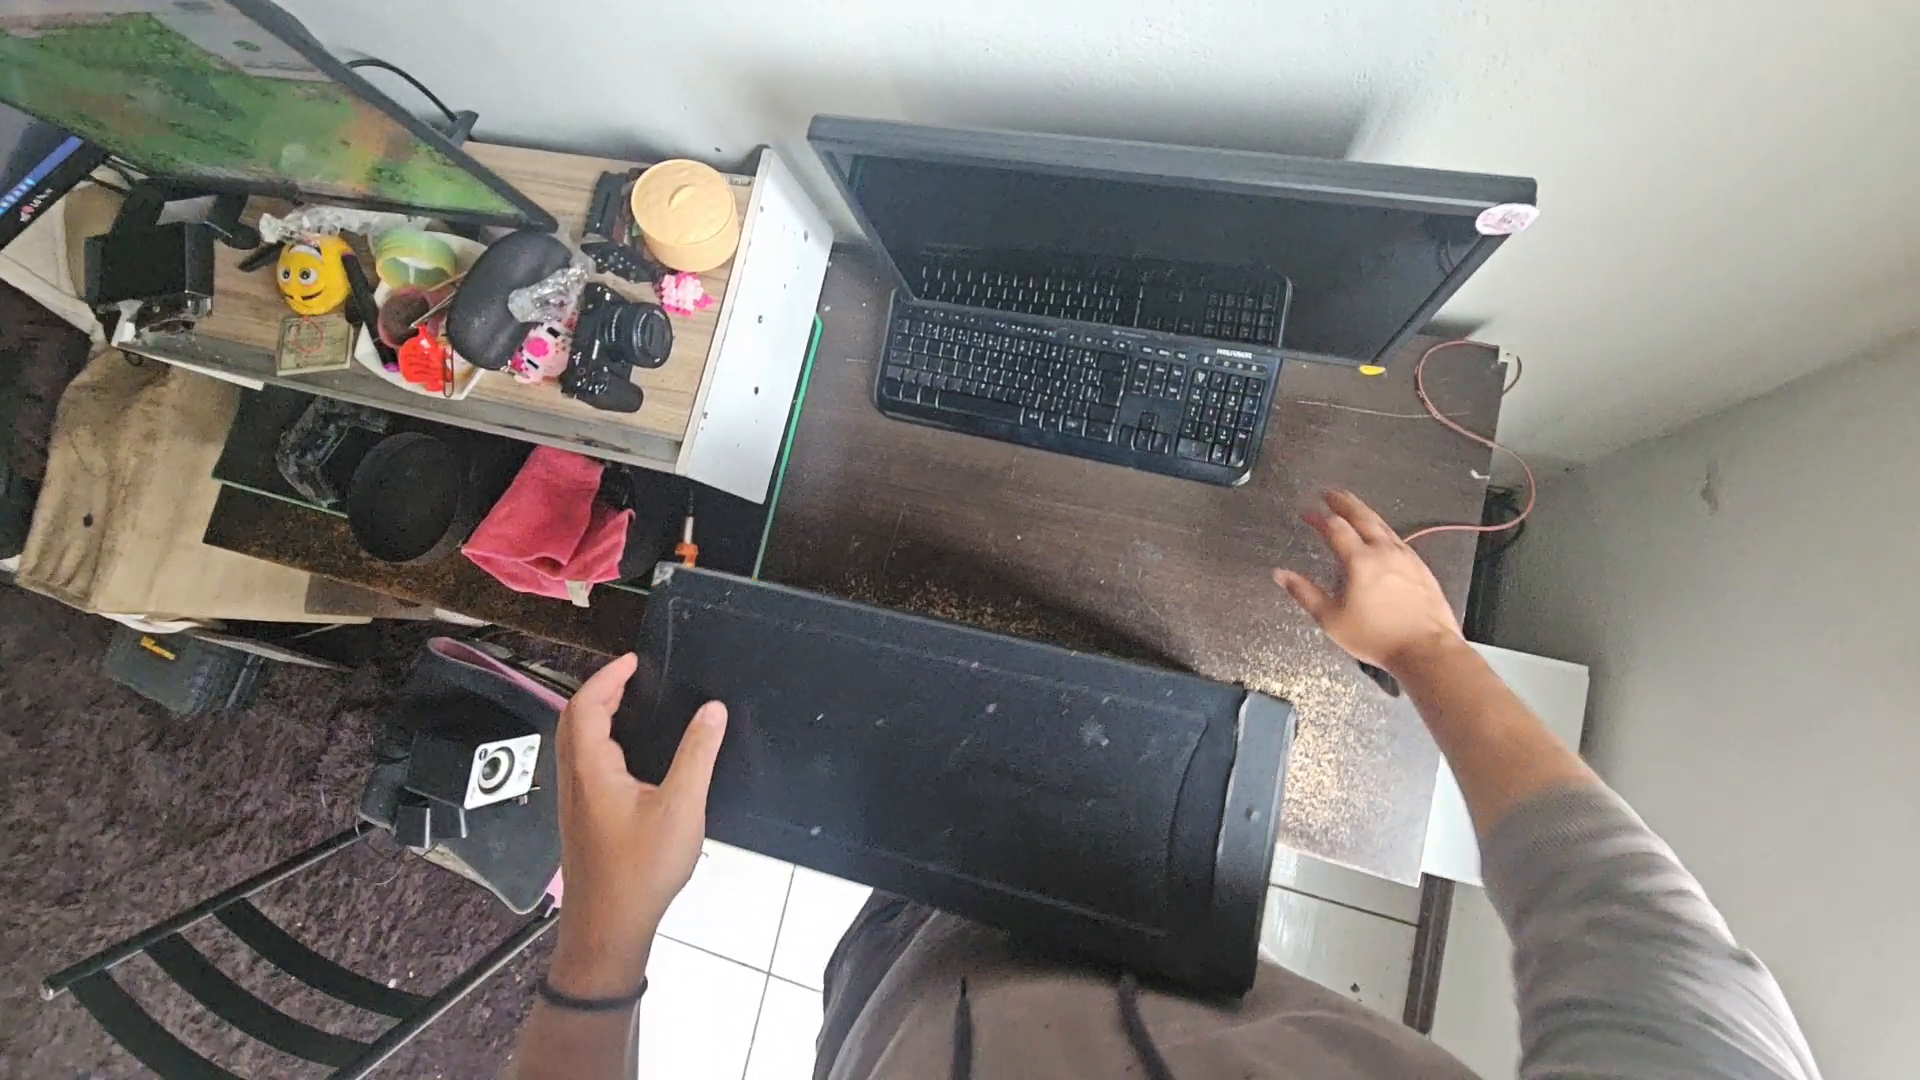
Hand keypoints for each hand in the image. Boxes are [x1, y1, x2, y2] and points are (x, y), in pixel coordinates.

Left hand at [548, 653, 726, 995]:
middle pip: (573, 721)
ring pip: (574, 744)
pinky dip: (599, 738)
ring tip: (630, 702)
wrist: (608, 930)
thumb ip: (697, 754)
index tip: (634, 661)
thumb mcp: (681, 808)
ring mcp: (575, 802)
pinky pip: (582, 762)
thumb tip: (713, 709)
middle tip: (632, 675)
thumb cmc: (642, 870)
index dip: (607, 679)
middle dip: (599, 691)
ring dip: (596, 714)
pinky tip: (628, 750)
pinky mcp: (582, 819)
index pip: (586, 708)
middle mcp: (575, 782)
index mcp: (592, 772)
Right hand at [1272, 490, 1463, 672]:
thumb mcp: (1330, 618)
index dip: (1318, 517)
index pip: (1335, 528)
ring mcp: (1407, 558)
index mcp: (1359, 561)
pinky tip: (1380, 536)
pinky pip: (1398, 539)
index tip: (1306, 512)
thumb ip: (1304, 592)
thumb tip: (1279, 574)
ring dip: (1365, 512)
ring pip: (1383, 526)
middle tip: (1331, 492)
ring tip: (1353, 507)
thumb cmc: (1375, 636)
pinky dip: (1382, 530)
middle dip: (1344, 503)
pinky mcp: (1421, 568)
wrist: (1427, 650)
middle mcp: (1384, 552)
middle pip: (1363, 517)